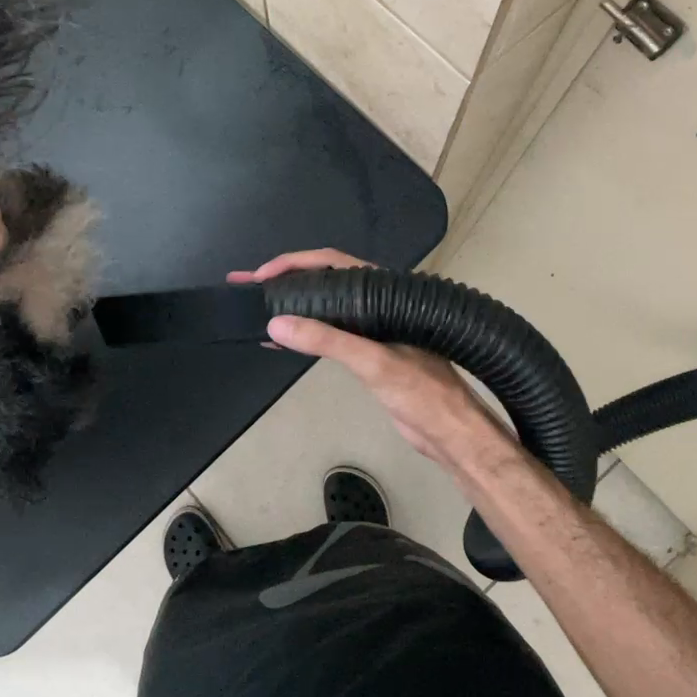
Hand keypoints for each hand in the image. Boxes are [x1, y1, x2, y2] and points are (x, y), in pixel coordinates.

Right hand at [228, 249, 521, 473]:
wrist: (450, 433)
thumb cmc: (422, 392)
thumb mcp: (373, 363)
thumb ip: (327, 341)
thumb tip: (277, 324)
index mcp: (385, 293)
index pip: (333, 263)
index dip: (295, 264)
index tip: (261, 275)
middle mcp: (378, 304)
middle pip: (324, 281)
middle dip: (284, 281)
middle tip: (246, 285)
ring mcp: (372, 328)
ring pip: (323, 306)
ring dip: (290, 306)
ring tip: (253, 306)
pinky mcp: (368, 352)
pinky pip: (328, 332)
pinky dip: (302, 332)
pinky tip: (278, 339)